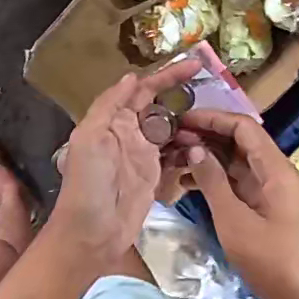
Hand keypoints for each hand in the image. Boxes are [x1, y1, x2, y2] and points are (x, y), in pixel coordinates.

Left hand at [47, 60, 201, 270]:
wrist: (91, 233)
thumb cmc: (87, 183)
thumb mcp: (90, 137)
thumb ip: (109, 105)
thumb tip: (132, 76)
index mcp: (113, 120)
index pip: (143, 89)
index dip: (167, 76)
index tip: (194, 64)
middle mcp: (130, 132)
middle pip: (161, 106)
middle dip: (183, 96)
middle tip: (211, 88)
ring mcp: (144, 154)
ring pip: (172, 130)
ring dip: (190, 124)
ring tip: (211, 122)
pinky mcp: (156, 175)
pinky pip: (176, 154)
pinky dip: (190, 148)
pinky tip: (204, 146)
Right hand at [179, 110, 298, 298]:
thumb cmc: (273, 262)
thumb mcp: (235, 222)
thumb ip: (213, 182)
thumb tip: (195, 149)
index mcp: (277, 169)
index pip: (243, 127)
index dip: (212, 118)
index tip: (180, 118)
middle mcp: (277, 174)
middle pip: (240, 143)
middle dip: (206, 137)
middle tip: (171, 139)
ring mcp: (273, 194)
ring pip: (237, 164)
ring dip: (208, 159)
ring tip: (174, 159)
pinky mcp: (268, 212)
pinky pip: (239, 185)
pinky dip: (217, 181)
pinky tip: (190, 184)